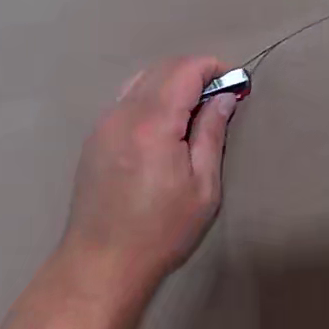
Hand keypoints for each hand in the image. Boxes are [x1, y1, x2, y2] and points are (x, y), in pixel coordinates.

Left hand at [57, 56, 239, 295]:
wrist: (101, 262)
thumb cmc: (160, 230)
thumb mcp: (202, 188)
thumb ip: (212, 134)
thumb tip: (224, 98)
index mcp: (152, 122)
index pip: (184, 70)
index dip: (213, 67)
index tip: (234, 82)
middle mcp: (123, 113)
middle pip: (161, 68)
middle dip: (194, 71)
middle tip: (219, 96)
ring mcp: (103, 123)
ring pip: (140, 80)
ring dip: (170, 82)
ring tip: (193, 111)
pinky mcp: (94, 137)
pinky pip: (125, 100)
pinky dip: (149, 97)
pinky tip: (162, 126)